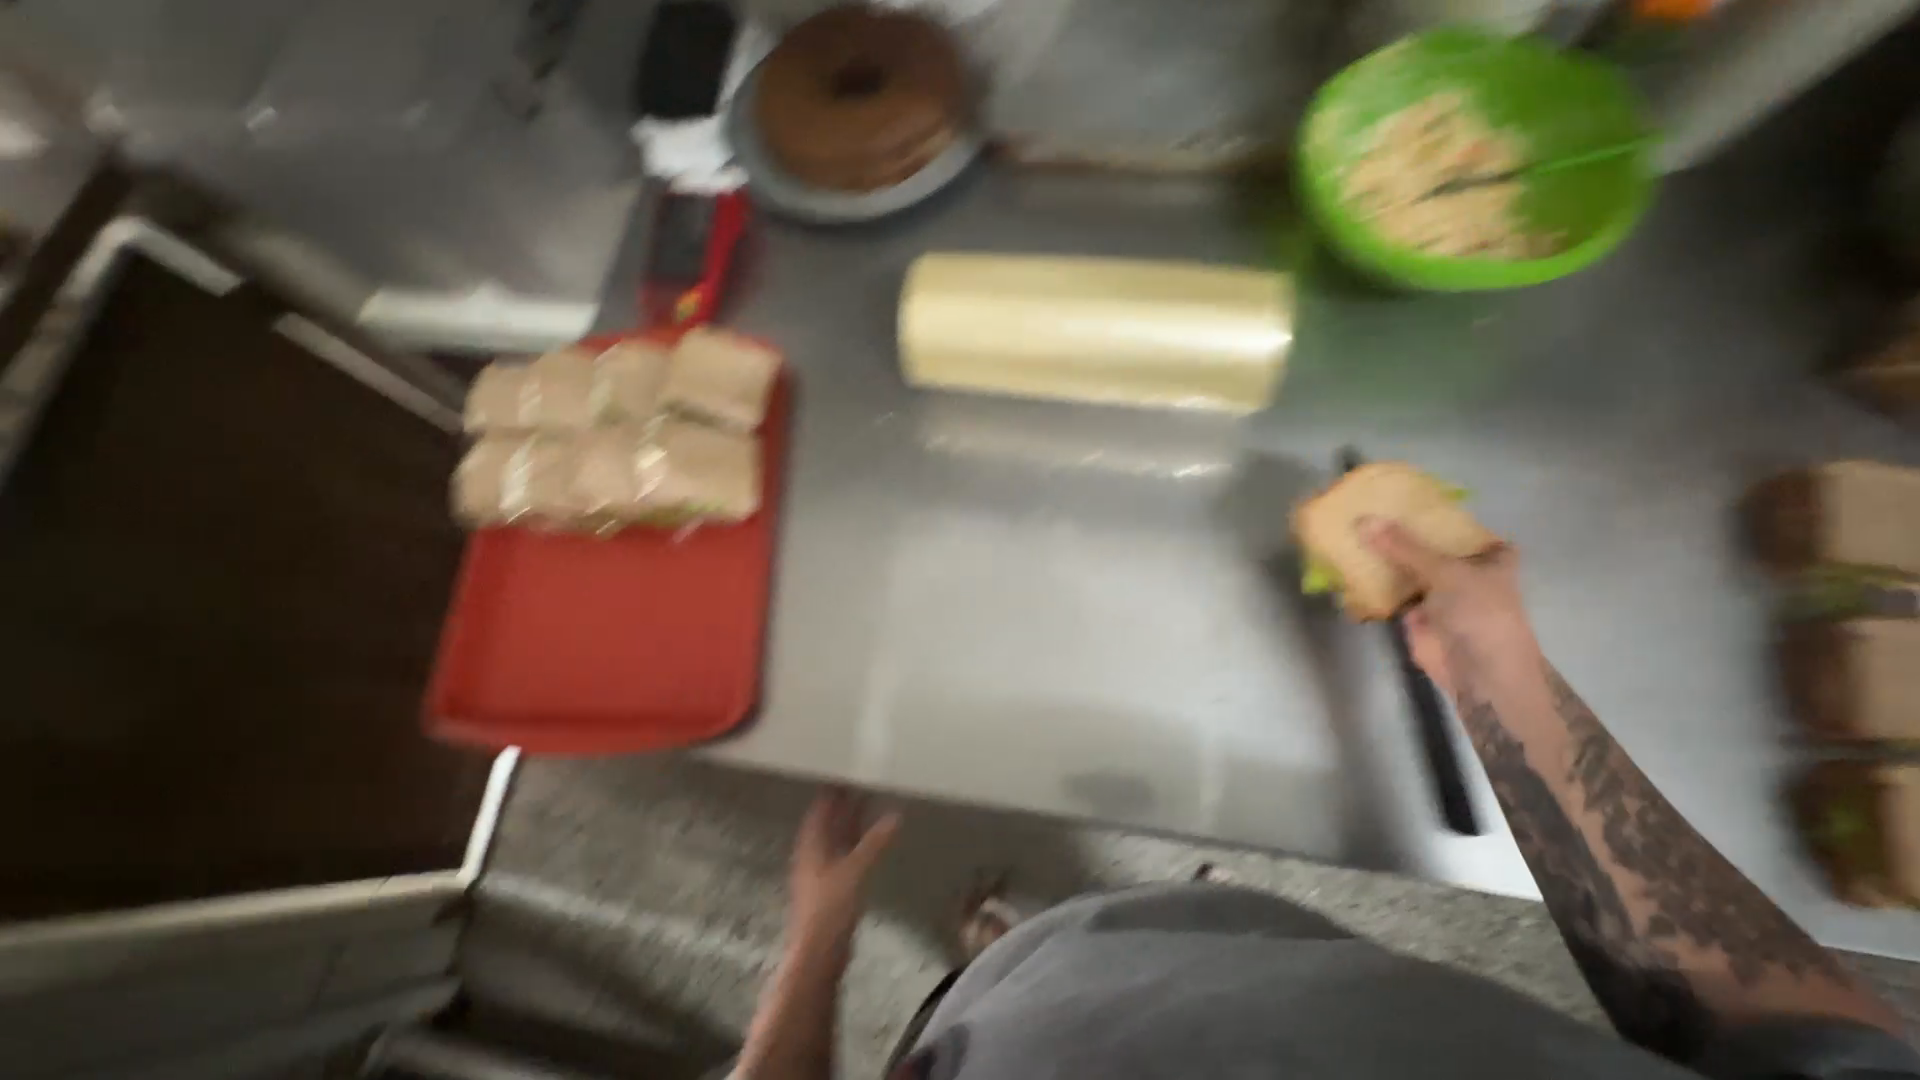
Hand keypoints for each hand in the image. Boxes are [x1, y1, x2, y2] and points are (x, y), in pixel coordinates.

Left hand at [786, 788, 899, 953]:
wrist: (818, 954)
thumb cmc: (830, 909)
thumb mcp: (855, 870)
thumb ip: (875, 843)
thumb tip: (896, 815)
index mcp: (811, 845)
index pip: (820, 808)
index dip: (831, 790)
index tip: (846, 770)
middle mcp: (813, 854)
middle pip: (828, 822)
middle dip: (843, 803)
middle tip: (863, 780)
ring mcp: (822, 872)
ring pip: (837, 838)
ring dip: (851, 822)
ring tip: (870, 802)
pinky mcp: (833, 888)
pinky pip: (845, 855)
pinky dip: (857, 842)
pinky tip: (872, 840)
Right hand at [1361, 519, 1540, 698]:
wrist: (1479, 671)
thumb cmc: (1480, 612)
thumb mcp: (1445, 571)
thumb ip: (1404, 547)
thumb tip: (1362, 520)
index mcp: (1488, 558)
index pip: (1467, 530)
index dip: (1444, 518)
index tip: (1413, 502)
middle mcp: (1464, 574)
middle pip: (1428, 548)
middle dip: (1401, 535)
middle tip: (1366, 510)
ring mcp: (1437, 596)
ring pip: (1406, 571)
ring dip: (1382, 558)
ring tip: (1348, 531)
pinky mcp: (1413, 617)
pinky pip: (1389, 594)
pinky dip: (1370, 585)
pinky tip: (1344, 567)